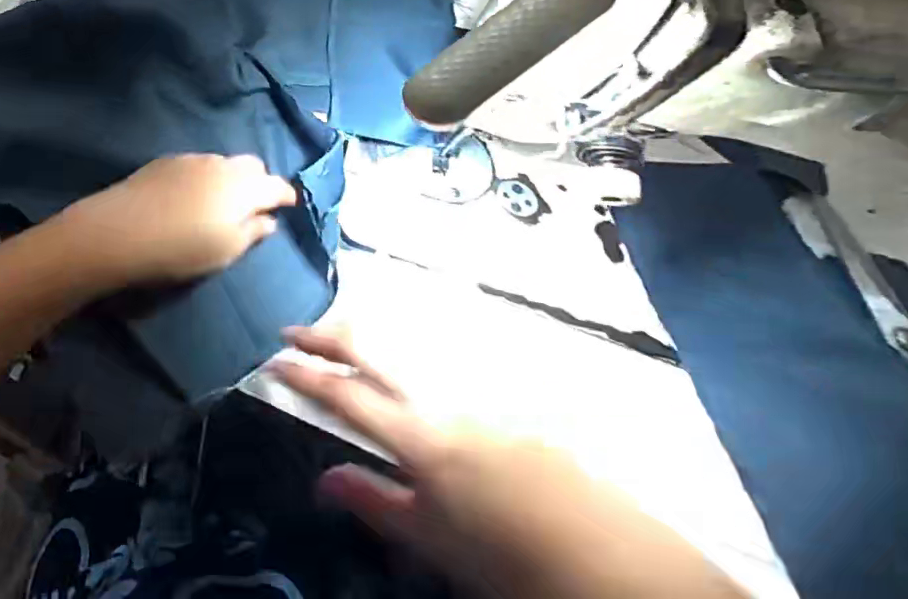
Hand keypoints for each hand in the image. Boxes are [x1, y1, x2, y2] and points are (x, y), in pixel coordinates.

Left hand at [53, 154, 296, 284]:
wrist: (120, 229)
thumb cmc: (181, 248)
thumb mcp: (225, 249)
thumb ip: (252, 231)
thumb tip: (268, 219)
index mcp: (243, 186)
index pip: (276, 184)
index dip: (284, 196)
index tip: (286, 206)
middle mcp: (220, 164)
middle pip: (251, 165)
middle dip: (258, 181)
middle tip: (252, 205)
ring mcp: (190, 158)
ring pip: (221, 162)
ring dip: (228, 177)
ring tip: (219, 201)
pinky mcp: (164, 161)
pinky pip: (196, 163)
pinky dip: (203, 176)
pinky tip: (190, 195)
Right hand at [273, 328, 745, 598]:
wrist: (633, 576)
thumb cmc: (518, 566)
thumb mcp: (437, 544)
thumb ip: (374, 502)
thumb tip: (322, 479)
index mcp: (420, 438)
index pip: (344, 394)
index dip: (304, 375)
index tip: (273, 361)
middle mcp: (445, 404)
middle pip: (373, 349)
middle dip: (327, 335)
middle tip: (294, 333)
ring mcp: (481, 401)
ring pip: (409, 351)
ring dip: (366, 343)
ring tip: (340, 347)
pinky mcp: (509, 411)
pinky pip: (442, 371)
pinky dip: (406, 364)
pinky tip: (404, 379)